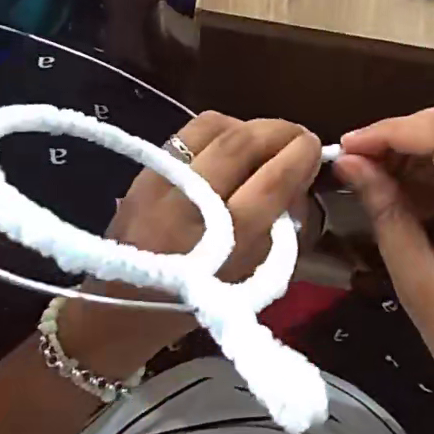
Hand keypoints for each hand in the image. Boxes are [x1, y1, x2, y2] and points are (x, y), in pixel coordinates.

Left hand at [65, 113, 321, 360]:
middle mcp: (191, 206)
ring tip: (267, 136)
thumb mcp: (251, 276)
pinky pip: (189, 132)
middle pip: (243, 144)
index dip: (299, 156)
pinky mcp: (144, 172)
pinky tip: (232, 139)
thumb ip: (281, 226)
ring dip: (251, 125)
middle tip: (299, 134)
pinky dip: (221, 127)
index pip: (271, 182)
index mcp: (224, 245)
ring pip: (215, 127)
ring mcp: (162, 183)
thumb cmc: (195, 302)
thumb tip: (300, 177)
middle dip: (280, 131)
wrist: (119, 308)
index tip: (314, 147)